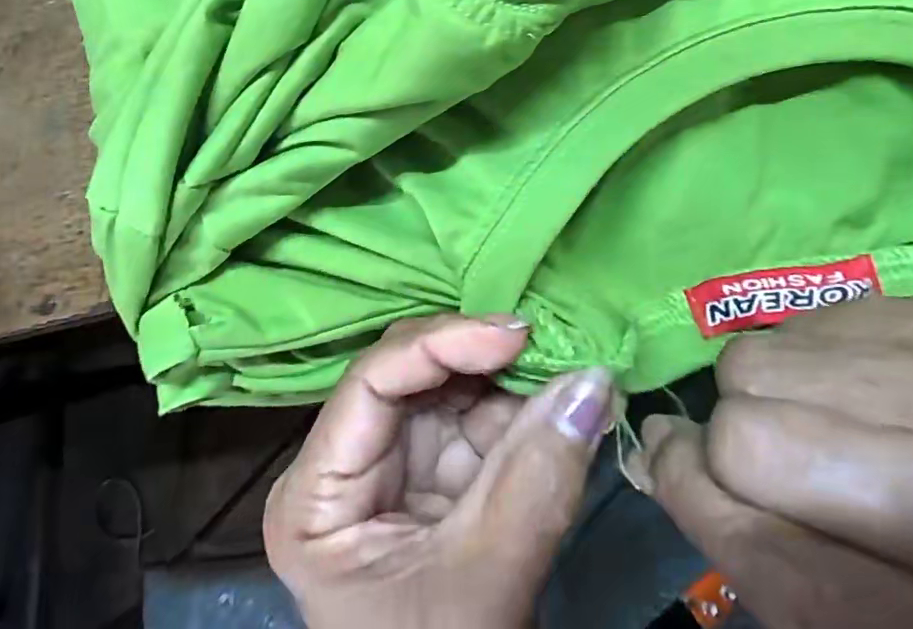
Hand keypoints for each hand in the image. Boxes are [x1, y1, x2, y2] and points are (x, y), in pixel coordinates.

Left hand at [263, 314, 615, 628]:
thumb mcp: (485, 578)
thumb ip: (538, 477)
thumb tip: (595, 379)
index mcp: (317, 491)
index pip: (371, 382)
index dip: (442, 343)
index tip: (515, 333)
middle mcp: (349, 459)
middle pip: (412, 373)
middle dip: (484, 355)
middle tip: (552, 343)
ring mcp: (397, 460)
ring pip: (453, 385)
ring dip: (512, 374)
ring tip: (570, 363)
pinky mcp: (440, 469)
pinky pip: (481, 414)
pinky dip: (524, 404)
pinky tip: (563, 394)